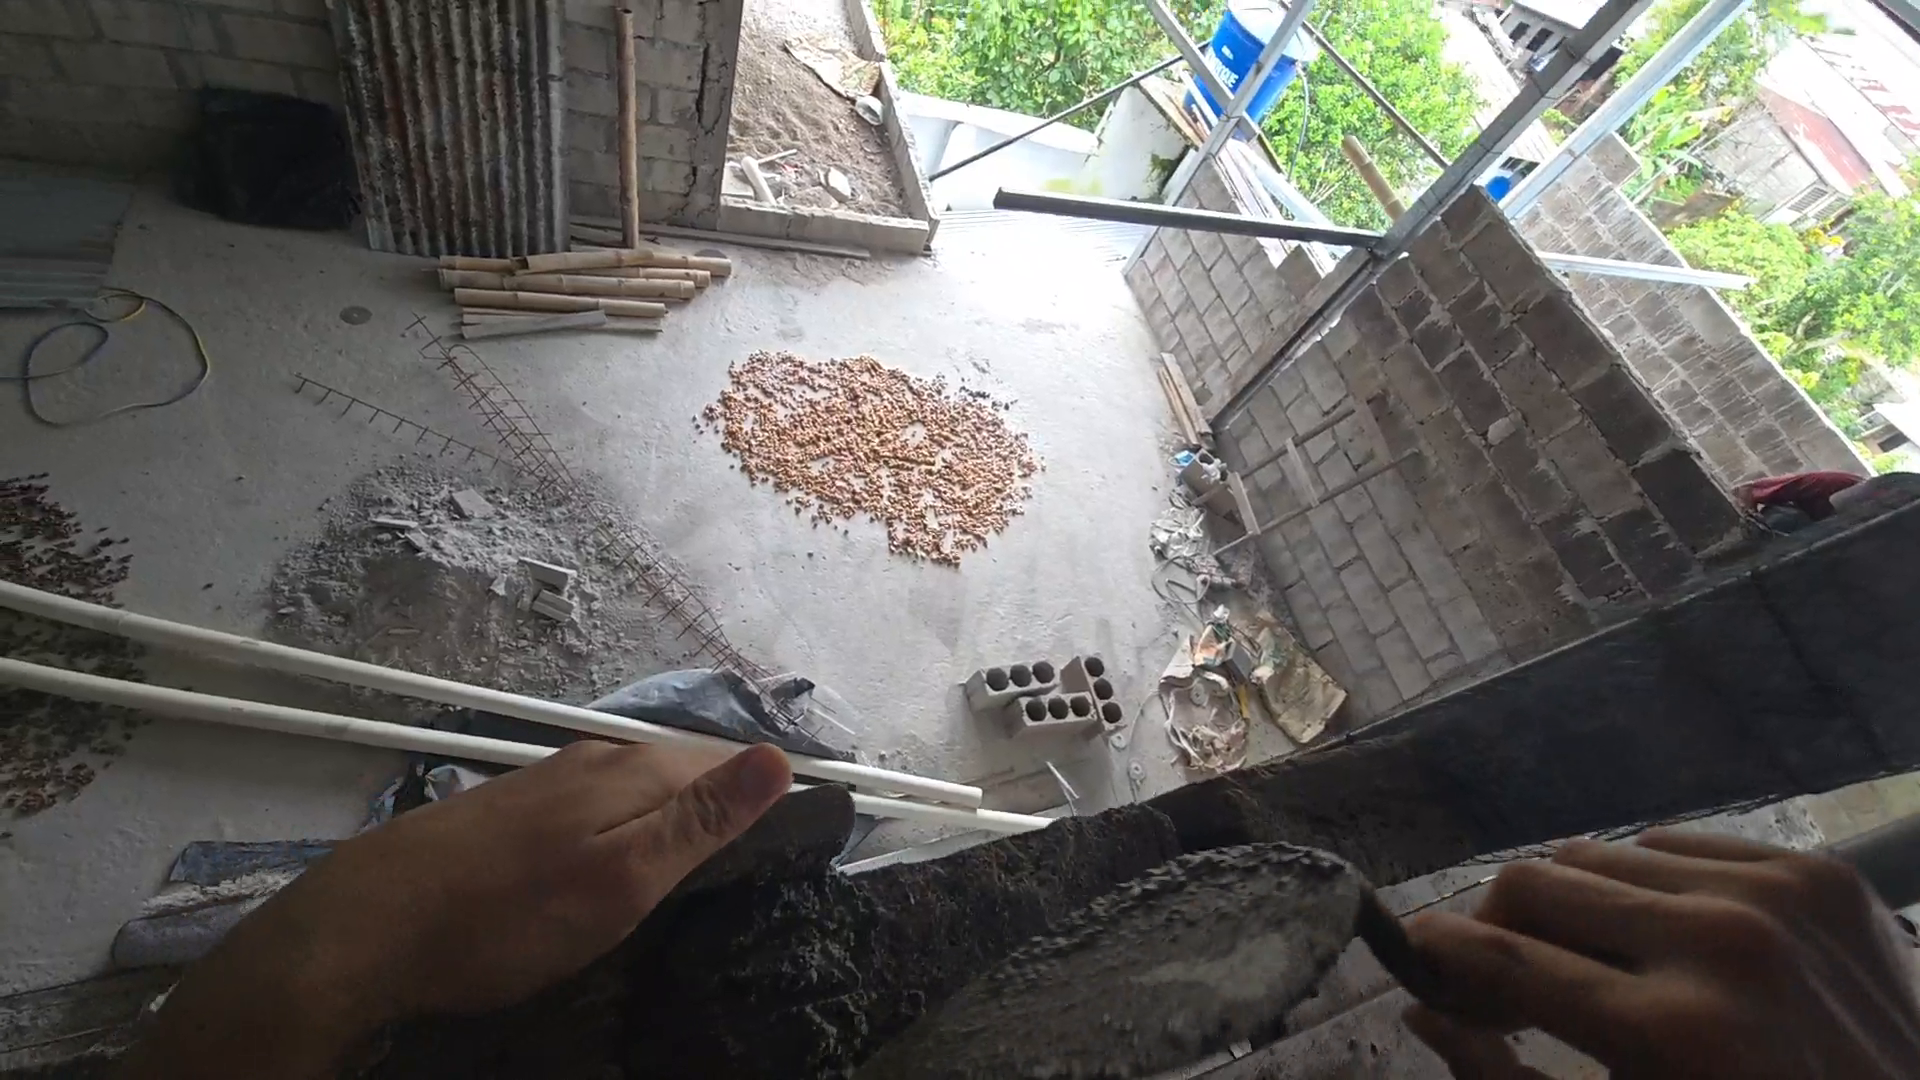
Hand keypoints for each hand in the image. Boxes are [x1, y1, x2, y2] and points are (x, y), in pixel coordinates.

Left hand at [118, 740, 792, 1077]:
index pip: (734, 762)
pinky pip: (608, 795)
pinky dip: (637, 814)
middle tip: (757, 847)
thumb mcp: (623, 877)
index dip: (771, 789)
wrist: (361, 928)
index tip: (800, 829)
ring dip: (685, 803)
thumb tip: (779, 757)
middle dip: (731, 794)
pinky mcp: (525, 798)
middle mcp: (607, 756)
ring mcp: (560, 774)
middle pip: (694, 765)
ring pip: (649, 780)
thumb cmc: (511, 913)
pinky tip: (625, 843)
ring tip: (704, 847)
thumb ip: (703, 817)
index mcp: (641, 769)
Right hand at [1403, 829, 1919, 1078]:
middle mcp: (1723, 942)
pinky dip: (1643, 887)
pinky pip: (1663, 847)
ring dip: (1570, 908)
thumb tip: (1421, 1011)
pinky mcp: (1818, 873)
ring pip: (1587, 856)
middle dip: (1496, 928)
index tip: (1413, 955)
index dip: (1434, 949)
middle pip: (1528, 881)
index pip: (1498, 955)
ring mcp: (1778, 895)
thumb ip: (1505, 1079)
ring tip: (1600, 960)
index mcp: (1681, 1034)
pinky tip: (1675, 939)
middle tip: (1506, 977)